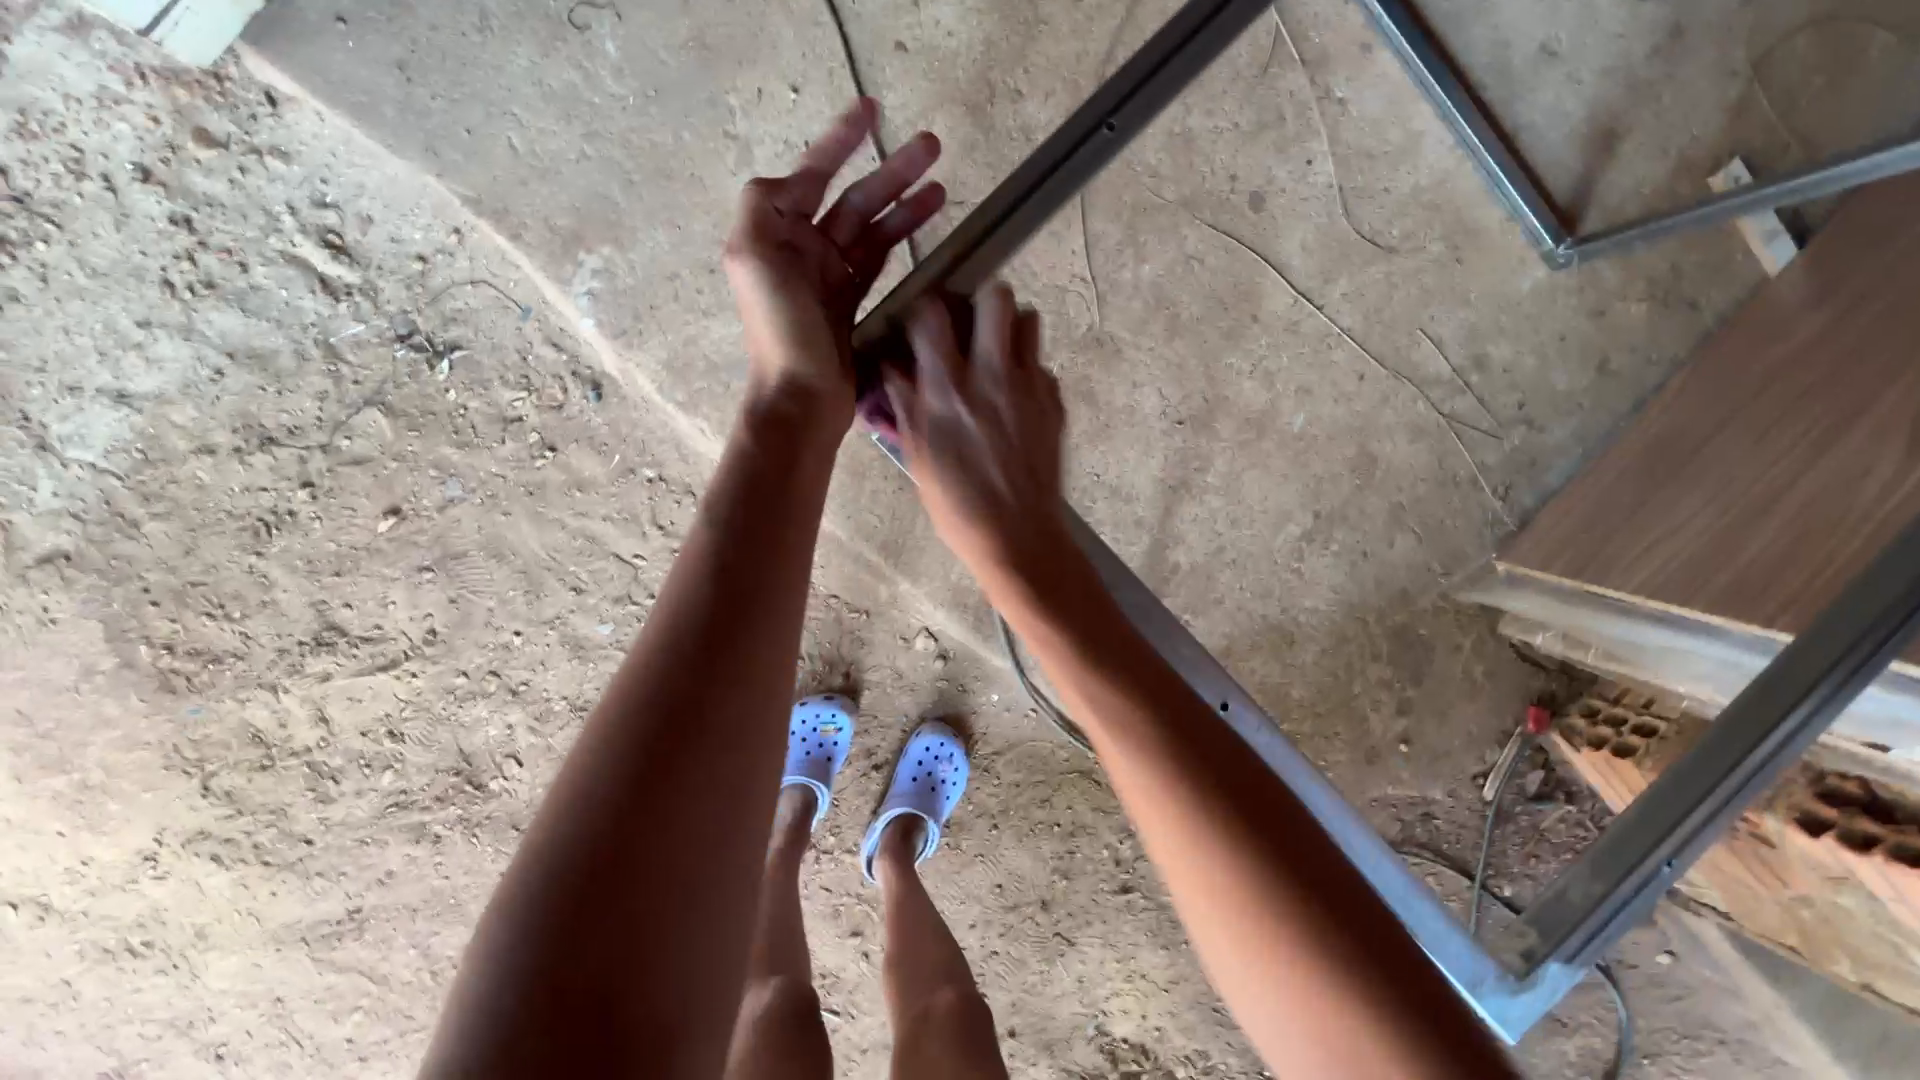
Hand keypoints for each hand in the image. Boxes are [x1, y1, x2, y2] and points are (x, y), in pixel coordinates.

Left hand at [724, 97, 944, 425]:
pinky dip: (902, 238)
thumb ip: (763, 205)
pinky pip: (879, 260)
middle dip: (890, 171)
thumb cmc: (779, 331)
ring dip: (904, 203)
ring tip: (942, 185)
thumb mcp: (752, 257)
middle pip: (852, 199)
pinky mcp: (852, 304)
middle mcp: (801, 249)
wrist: (800, 399)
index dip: (840, 140)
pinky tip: (927, 222)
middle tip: (932, 147)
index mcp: (775, 233)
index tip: (873, 111)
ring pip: (871, 227)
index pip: (813, 174)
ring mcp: (828, 278)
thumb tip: (793, 180)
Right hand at [886, 283, 1072, 589]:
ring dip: (1010, 329)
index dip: (924, 307)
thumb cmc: (957, 504)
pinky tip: (1016, 402)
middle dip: (979, 302)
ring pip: (1029, 321)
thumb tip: (892, 365)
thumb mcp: (917, 455)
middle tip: (970, 326)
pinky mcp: (1055, 402)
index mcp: (949, 387)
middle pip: (996, 297)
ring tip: (996, 356)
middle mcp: (992, 375)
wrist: (1018, 535)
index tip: (922, 321)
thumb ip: (906, 402)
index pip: (933, 314)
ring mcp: (1031, 386)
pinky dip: (1027, 373)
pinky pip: (1042, 366)